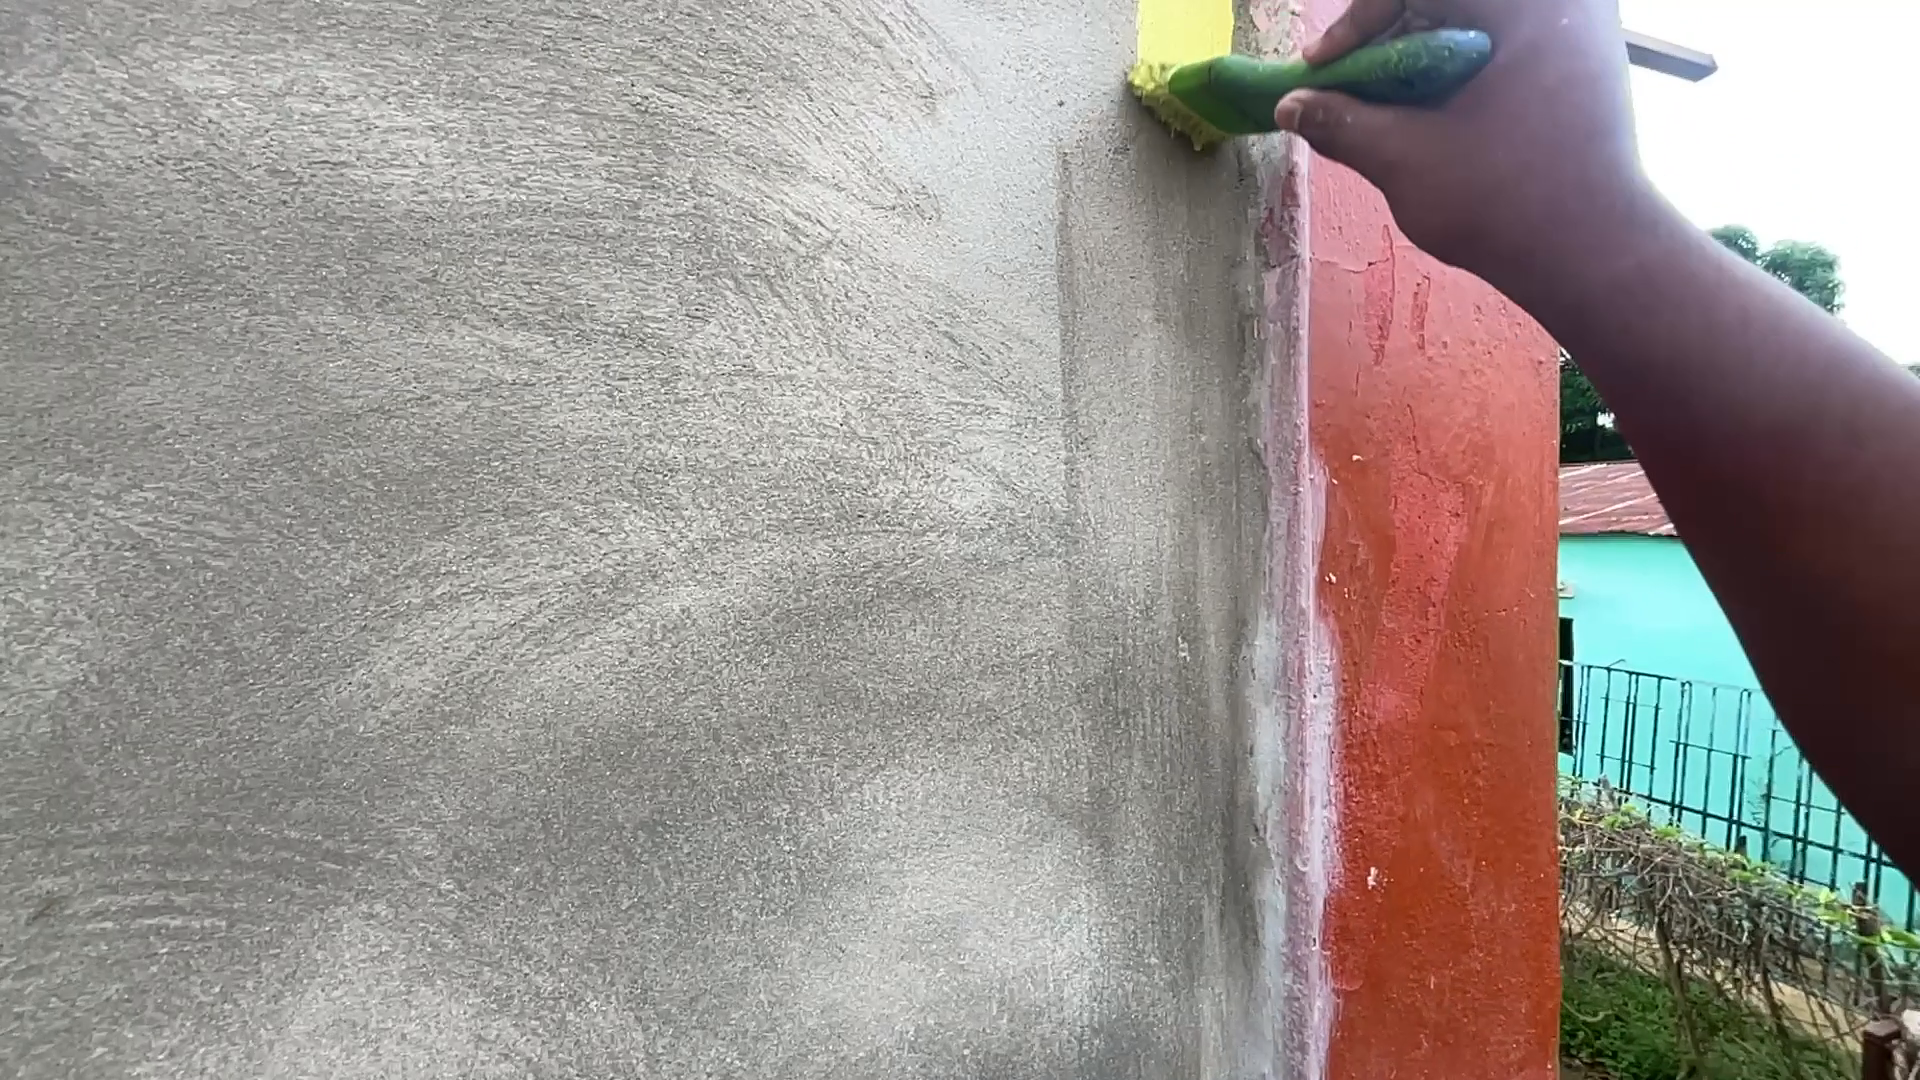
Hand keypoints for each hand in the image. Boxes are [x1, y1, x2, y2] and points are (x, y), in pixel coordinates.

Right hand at [1274, 0, 1661, 288]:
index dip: (1356, 20)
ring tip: (1378, 108)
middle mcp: (1559, 1)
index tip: (1316, 67)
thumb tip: (1289, 105)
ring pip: (1470, 23)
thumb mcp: (1403, 159)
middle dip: (1384, 37)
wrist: (1586, 247)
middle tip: (1342, 86)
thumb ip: (1342, 124)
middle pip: (1446, 2)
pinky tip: (1424, 115)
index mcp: (1524, 3)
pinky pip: (1497, 45)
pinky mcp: (1573, 64)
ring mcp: (1574, 29)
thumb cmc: (1496, 197)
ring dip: (1413, 58)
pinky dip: (1448, 71)